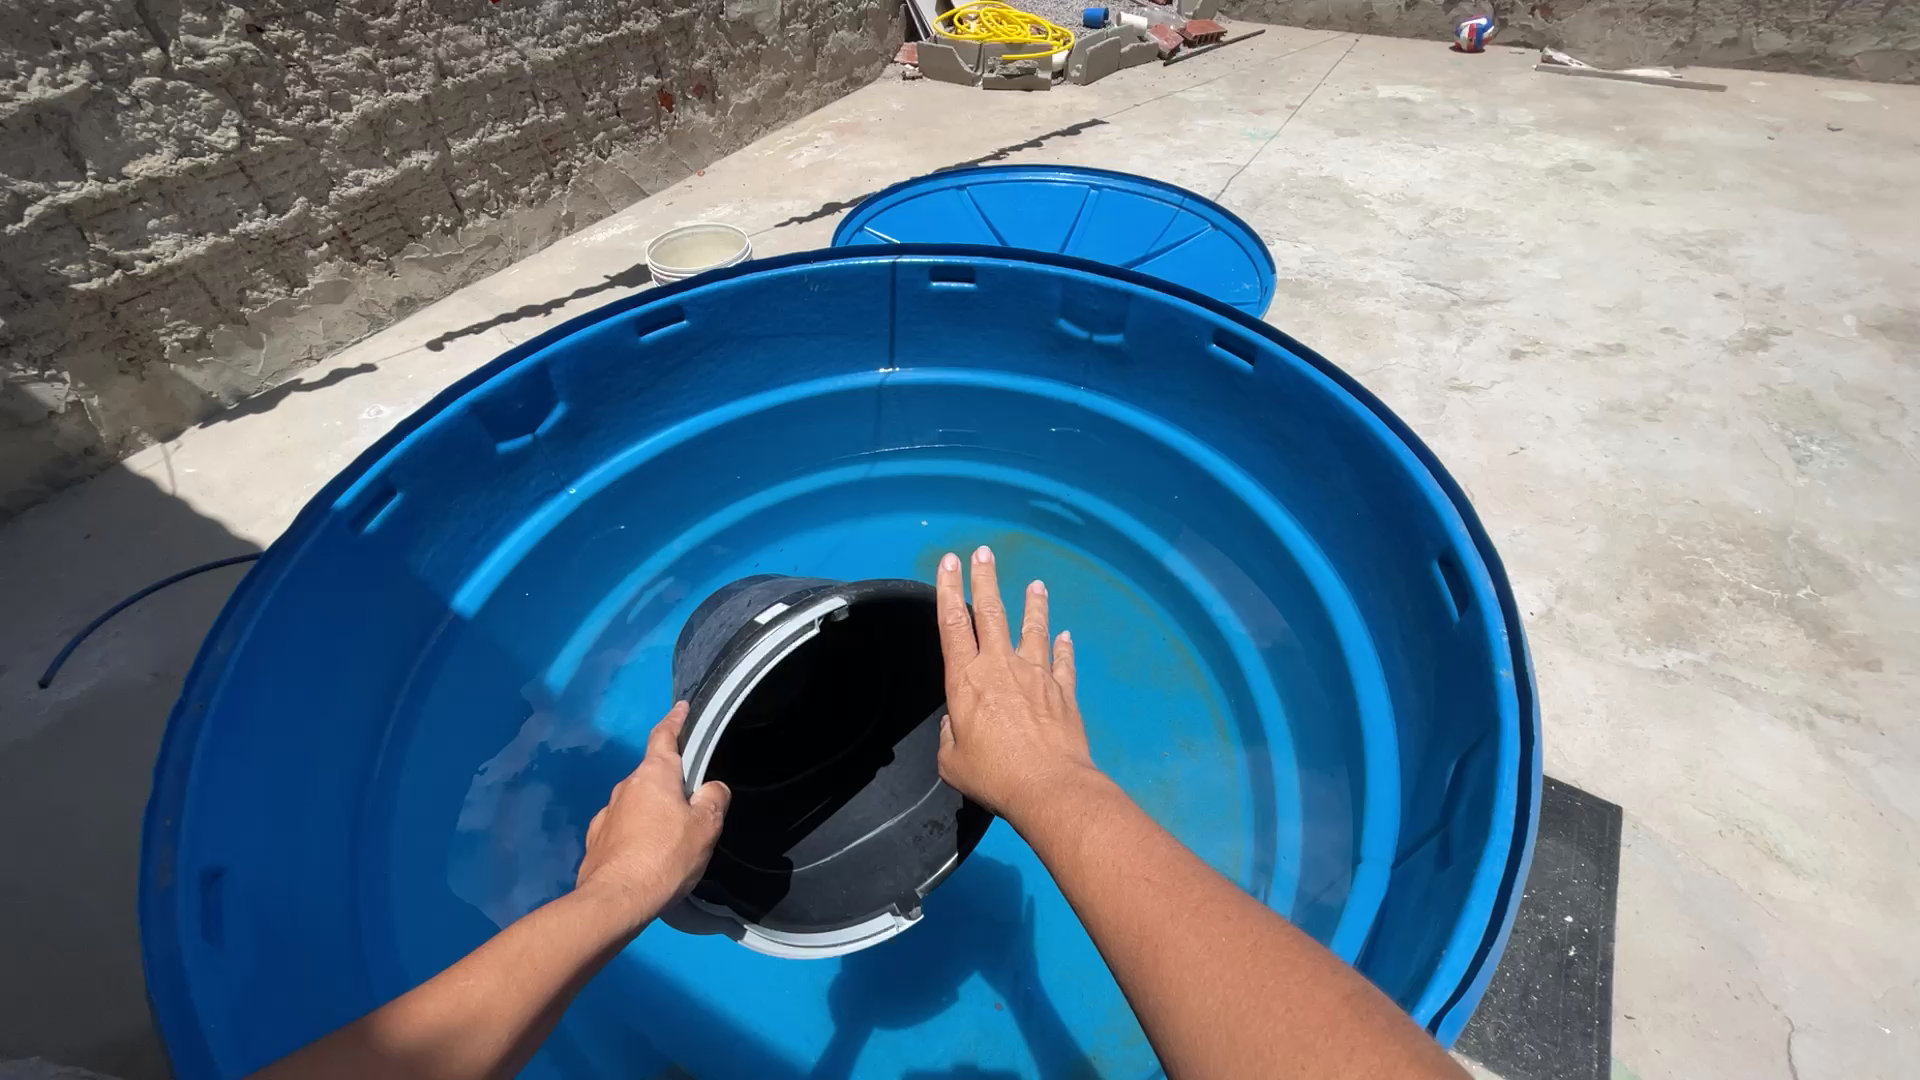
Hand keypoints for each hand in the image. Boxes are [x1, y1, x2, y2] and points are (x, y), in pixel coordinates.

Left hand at [575, 702, 730, 923]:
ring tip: (670, 834)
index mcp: (654, 774)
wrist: (614, 902)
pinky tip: (646, 853)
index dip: (675, 720)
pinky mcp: (595, 842)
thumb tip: (709, 789)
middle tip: (691, 799)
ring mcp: (606, 815)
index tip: (681, 707)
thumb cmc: (665, 855)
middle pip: (653, 773)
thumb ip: (713, 798)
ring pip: (636, 801)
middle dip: (670, 780)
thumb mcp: (706, 826)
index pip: (664, 735)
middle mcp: (625, 787)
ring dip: (652, 809)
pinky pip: (622, 827)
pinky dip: (636, 832)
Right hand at [934, 545, 1100, 822]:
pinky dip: (1064, 648)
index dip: (950, 590)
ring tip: (1036, 584)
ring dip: (1033, 605)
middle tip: (983, 552)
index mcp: (966, 679)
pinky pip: (1063, 663)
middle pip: (991, 613)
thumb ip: (951, 734)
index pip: (953, 623)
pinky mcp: (1062, 691)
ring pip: (1032, 629)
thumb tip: (958, 722)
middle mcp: (1000, 666)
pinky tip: (1066, 635)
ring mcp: (1036, 675)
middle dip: (985, 579)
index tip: (950, 562)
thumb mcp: (952, 760)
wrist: (1048, 786)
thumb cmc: (993, 774)